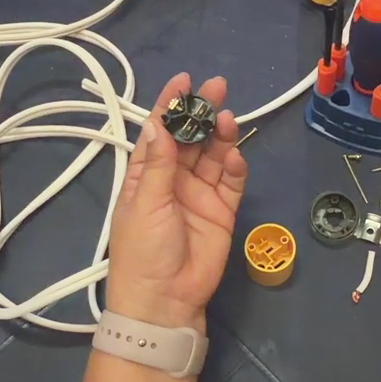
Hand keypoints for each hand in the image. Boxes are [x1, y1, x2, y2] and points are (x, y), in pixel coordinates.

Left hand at [105, 74, 247, 332]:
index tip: (183, 80)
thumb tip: (159, 124)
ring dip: (221, 135)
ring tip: (228, 118)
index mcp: (147, 176)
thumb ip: (159, 164)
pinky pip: (232, 181)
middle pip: (190, 138)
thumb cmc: (144, 251)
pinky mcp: (223, 210)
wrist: (166, 300)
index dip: (170, 106)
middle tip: (217, 87)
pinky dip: (236, 166)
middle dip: (202, 112)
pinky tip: (236, 155)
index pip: (159, 133)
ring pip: (214, 155)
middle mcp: (174, 180)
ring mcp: (200, 194)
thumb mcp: (146, 204)